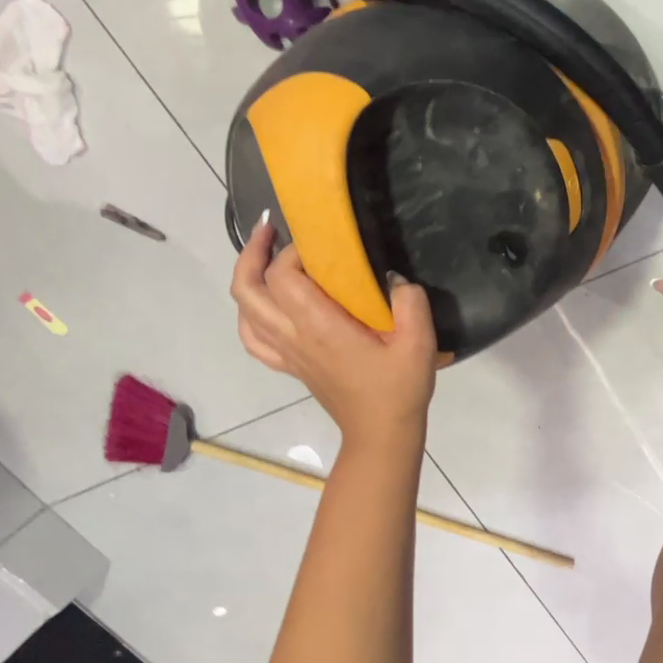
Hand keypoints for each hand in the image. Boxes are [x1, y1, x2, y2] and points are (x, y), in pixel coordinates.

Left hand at [231, 216, 439, 445]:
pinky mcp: (290, 366)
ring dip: (246, 278)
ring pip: (243, 311)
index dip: (293, 251)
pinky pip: (252, 337)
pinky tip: (263, 305)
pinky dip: (249, 314)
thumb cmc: (399, 387)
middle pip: (247, 288)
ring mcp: (286, 353)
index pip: (284, 277)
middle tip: (270, 230)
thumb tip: (395, 278)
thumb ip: (410, 302)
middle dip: (252, 253)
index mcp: (319, 326)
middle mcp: (293, 336)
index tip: (320, 241)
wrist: (382, 432)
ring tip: (263, 258)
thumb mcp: (419, 342)